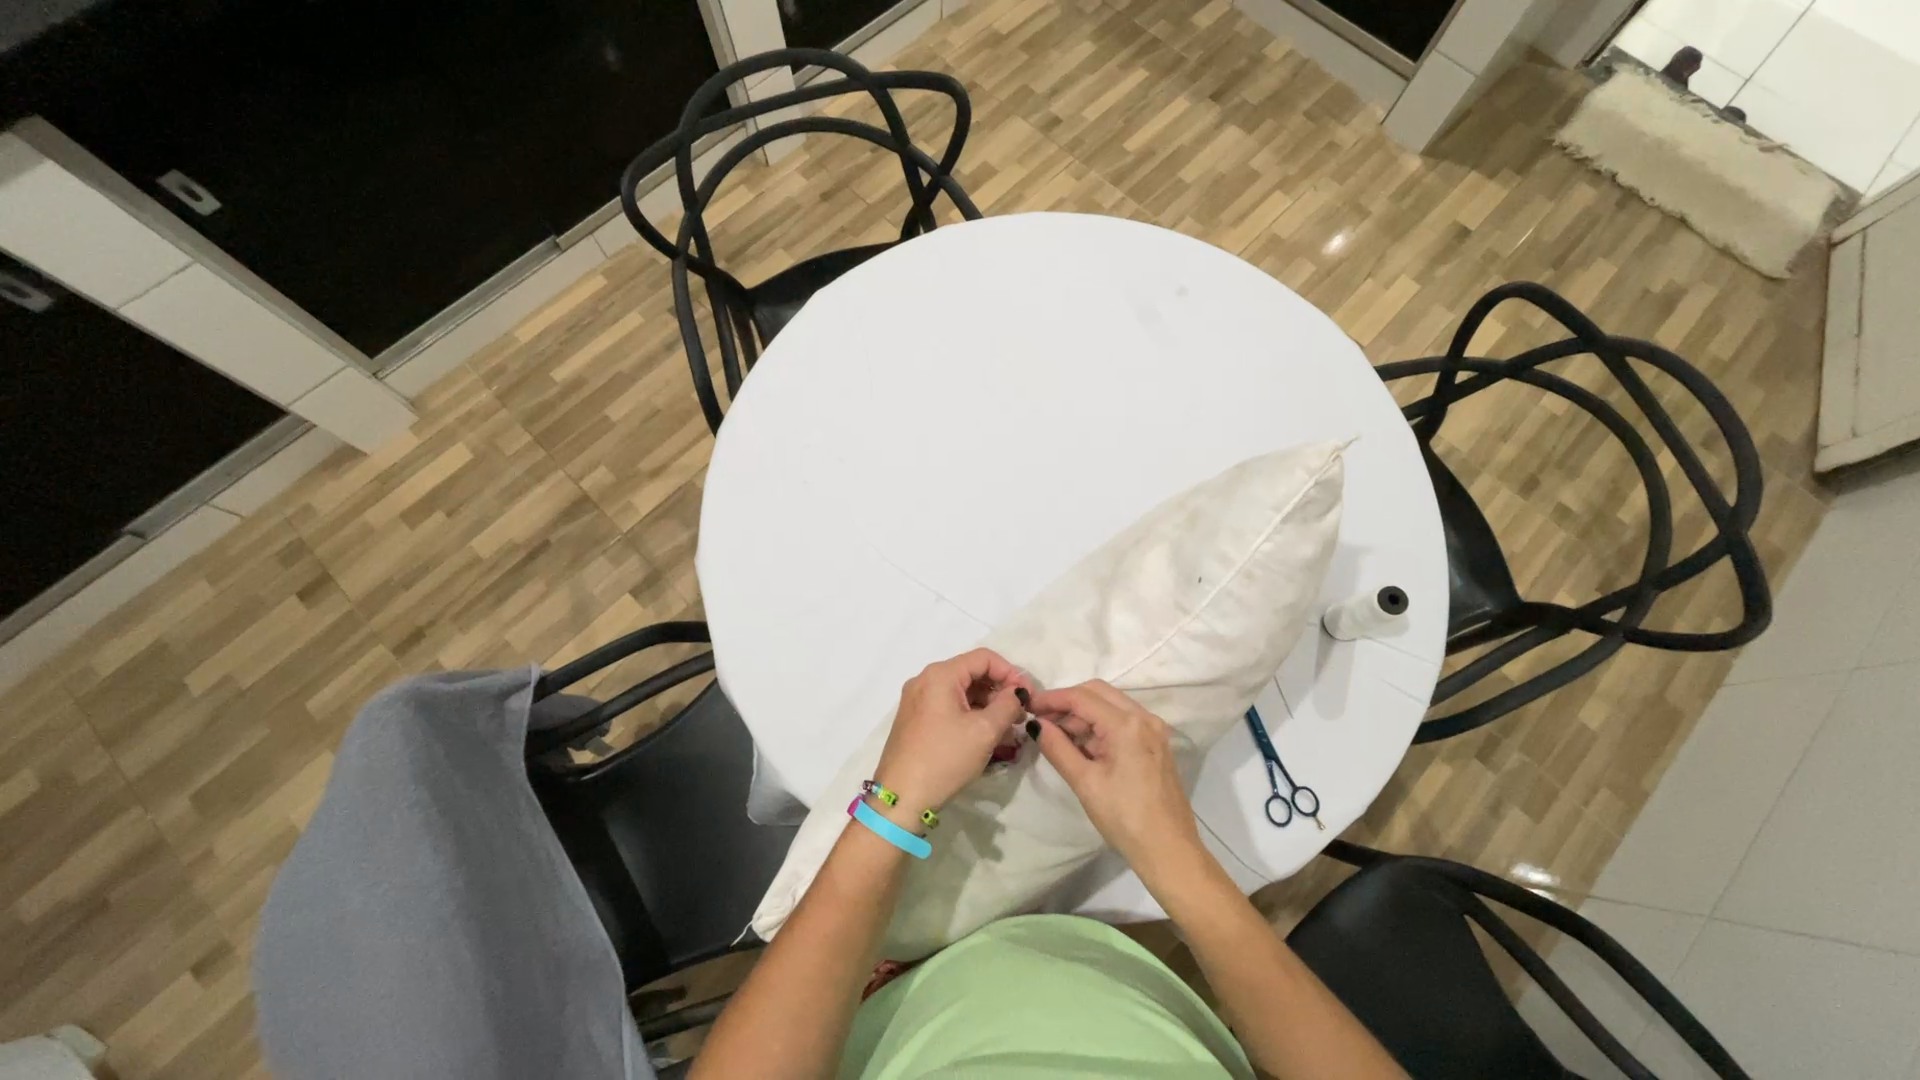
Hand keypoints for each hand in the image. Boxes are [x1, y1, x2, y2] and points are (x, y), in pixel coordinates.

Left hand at [873, 648, 1030, 824]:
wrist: (901, 797)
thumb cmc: (945, 758)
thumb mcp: (984, 731)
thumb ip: (1007, 705)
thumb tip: (1017, 694)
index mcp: (940, 675)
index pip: (984, 658)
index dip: (1011, 673)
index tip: (1028, 696)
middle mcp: (925, 681)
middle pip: (972, 673)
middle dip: (1000, 691)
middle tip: (1021, 715)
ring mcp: (918, 701)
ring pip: (962, 692)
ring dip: (988, 706)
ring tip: (1009, 729)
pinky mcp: (916, 720)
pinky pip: (949, 707)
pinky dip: (971, 716)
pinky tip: (988, 735)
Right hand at [1028, 680, 1205, 881]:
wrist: (1169, 850)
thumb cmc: (1124, 818)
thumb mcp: (1085, 782)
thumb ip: (1058, 747)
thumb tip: (1036, 724)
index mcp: (1127, 724)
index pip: (1082, 697)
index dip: (1051, 699)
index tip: (1028, 706)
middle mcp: (1145, 718)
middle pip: (1098, 693)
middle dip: (1068, 702)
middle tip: (1042, 720)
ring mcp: (1154, 730)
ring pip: (1111, 705)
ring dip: (1084, 715)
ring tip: (1058, 736)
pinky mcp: (1156, 744)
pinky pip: (1123, 721)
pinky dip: (1100, 726)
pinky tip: (1082, 746)